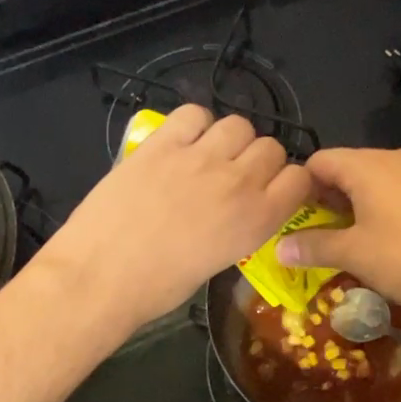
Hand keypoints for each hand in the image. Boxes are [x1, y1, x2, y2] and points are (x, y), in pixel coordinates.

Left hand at [39, 105, 309, 329]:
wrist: (100, 277)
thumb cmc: (158, 288)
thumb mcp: (219, 262)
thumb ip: (240, 227)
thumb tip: (238, 209)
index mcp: (258, 219)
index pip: (300, 178)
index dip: (288, 182)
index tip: (273, 190)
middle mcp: (238, 182)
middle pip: (271, 147)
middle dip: (259, 160)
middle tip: (234, 177)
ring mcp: (199, 158)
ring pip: (238, 124)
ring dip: (230, 140)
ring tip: (208, 157)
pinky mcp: (161, 143)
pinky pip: (194, 113)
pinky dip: (194, 125)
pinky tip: (181, 144)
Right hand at [274, 147, 400, 320]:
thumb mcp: (355, 255)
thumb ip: (314, 246)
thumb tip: (280, 248)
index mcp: (368, 165)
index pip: (319, 161)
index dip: (300, 188)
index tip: (291, 219)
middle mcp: (395, 158)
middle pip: (347, 168)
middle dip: (327, 200)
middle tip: (314, 235)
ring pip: (374, 181)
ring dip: (354, 207)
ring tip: (347, 242)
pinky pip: (399, 191)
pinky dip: (382, 209)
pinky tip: (384, 241)